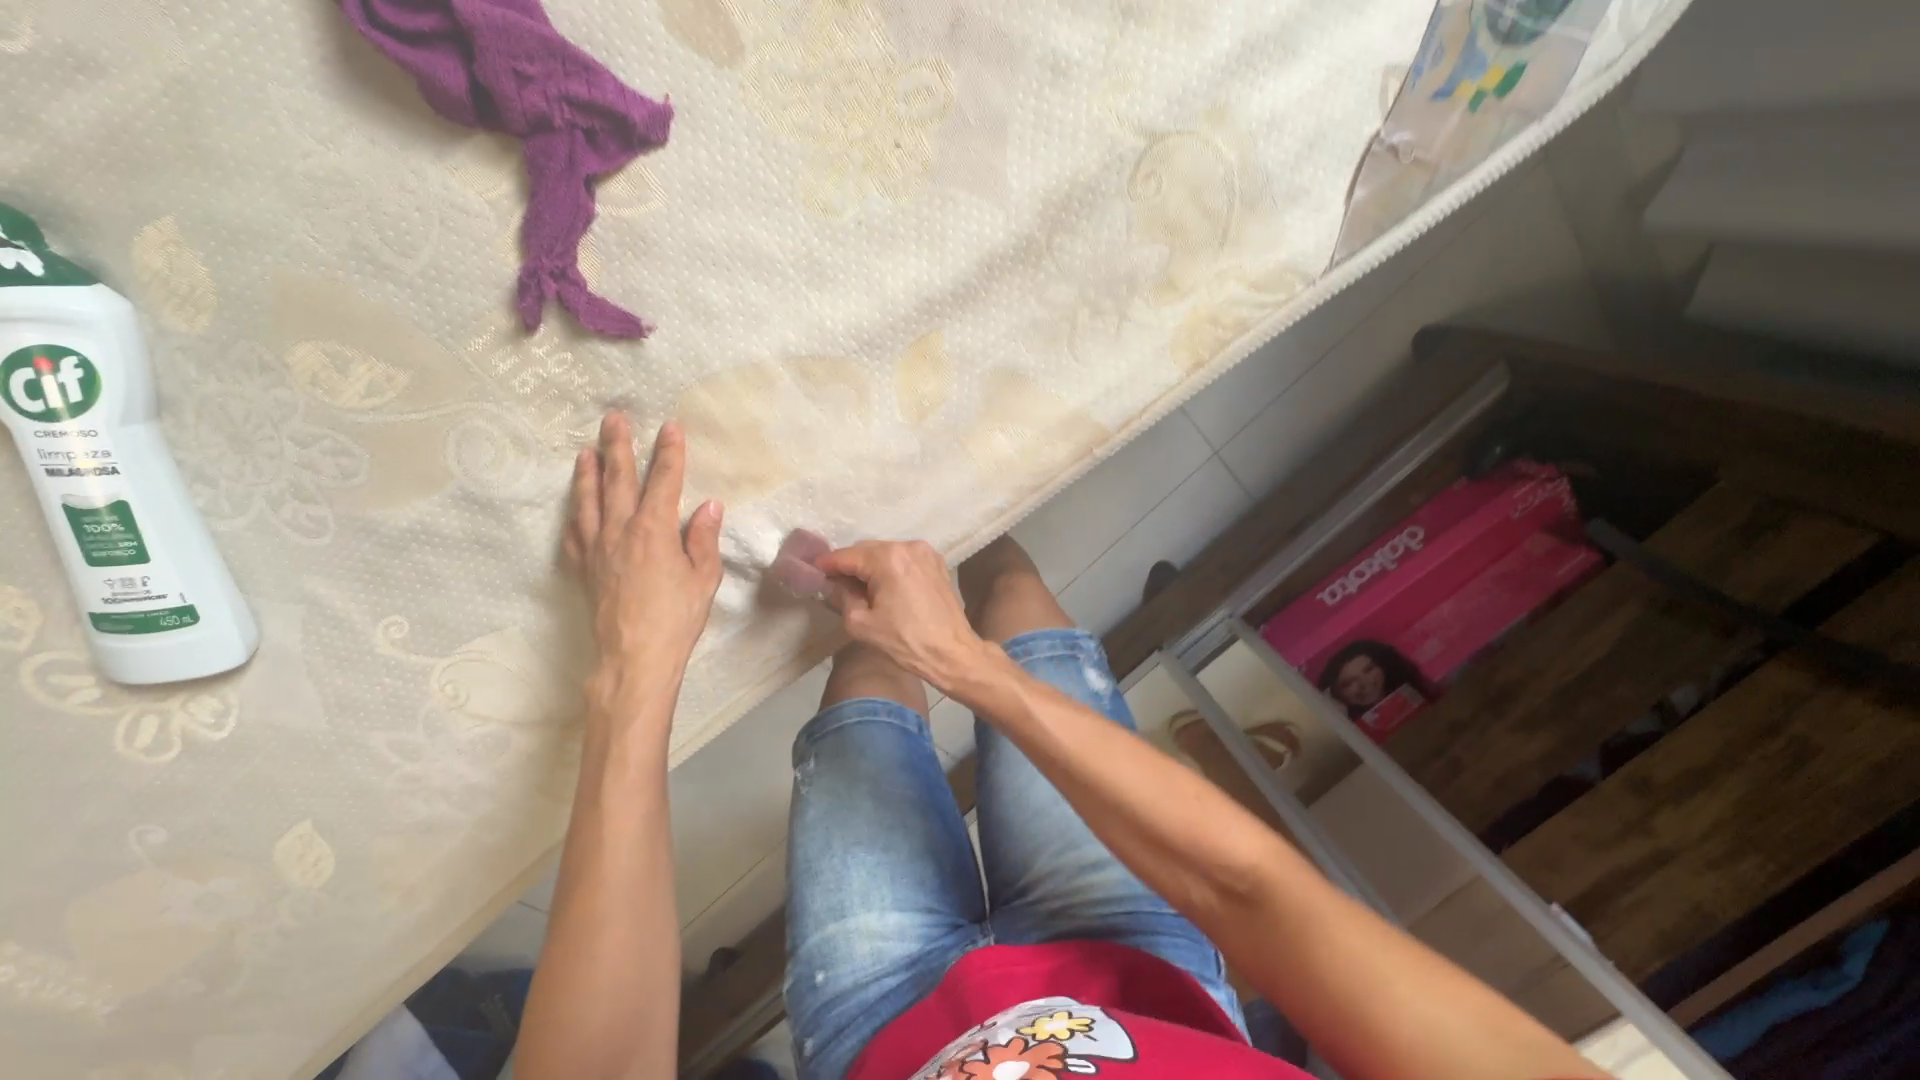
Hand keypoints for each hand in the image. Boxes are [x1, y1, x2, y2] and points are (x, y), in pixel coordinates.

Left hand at [566, 412, 723, 710]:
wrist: (634, 657)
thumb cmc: (677, 618)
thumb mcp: (704, 577)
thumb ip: (703, 538)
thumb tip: (707, 507)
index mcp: (655, 529)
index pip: (664, 480)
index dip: (669, 452)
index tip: (670, 427)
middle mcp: (620, 530)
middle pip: (617, 479)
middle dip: (618, 446)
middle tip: (613, 418)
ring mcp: (597, 548)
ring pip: (588, 500)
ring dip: (587, 472)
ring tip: (585, 450)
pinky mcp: (584, 569)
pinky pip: (574, 533)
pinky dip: (574, 514)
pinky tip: (574, 507)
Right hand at [814, 540, 992, 689]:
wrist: (953, 653)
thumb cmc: (906, 641)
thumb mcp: (861, 623)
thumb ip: (842, 597)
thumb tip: (834, 583)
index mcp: (888, 558)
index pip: (847, 556)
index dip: (827, 564)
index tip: (812, 571)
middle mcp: (908, 546)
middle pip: (867, 550)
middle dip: (850, 565)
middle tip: (835, 585)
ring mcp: (926, 553)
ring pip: (886, 553)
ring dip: (871, 567)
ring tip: (861, 589)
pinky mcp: (937, 563)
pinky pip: (904, 559)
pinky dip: (891, 569)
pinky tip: (886, 588)